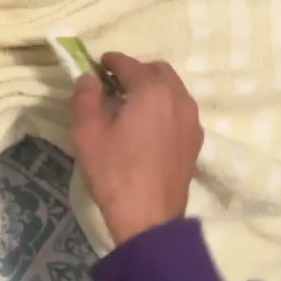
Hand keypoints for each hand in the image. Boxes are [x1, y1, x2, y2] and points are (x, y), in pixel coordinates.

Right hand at [71, 52, 203, 244]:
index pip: (129, 64)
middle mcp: (179, 99)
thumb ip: (85, 98)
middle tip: (113, 87)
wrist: (148, 218)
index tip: (97, 66)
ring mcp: (192, 121)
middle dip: (136, 73)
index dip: (110, 62)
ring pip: (173, 91)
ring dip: (152, 91)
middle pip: (158, 72)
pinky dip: (164, 110)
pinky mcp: (195, 142)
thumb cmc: (114, 173)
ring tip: (130, 108)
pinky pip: (180, 112)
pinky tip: (147, 129)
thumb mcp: (88, 134)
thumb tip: (87, 78)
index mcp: (152, 91)